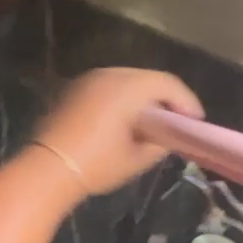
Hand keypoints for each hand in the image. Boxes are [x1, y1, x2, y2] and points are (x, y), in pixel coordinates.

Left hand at [30, 68, 201, 194]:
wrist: (46, 168)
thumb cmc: (97, 164)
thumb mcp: (137, 159)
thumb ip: (160, 142)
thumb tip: (167, 136)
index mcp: (128, 88)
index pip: (167, 84)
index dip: (186, 101)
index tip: (196, 121)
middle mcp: (110, 74)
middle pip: (148, 78)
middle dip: (166, 97)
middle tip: (178, 119)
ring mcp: (90, 79)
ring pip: (128, 80)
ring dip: (144, 96)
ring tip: (154, 120)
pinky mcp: (76, 88)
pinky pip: (109, 86)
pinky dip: (124, 97)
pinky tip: (126, 118)